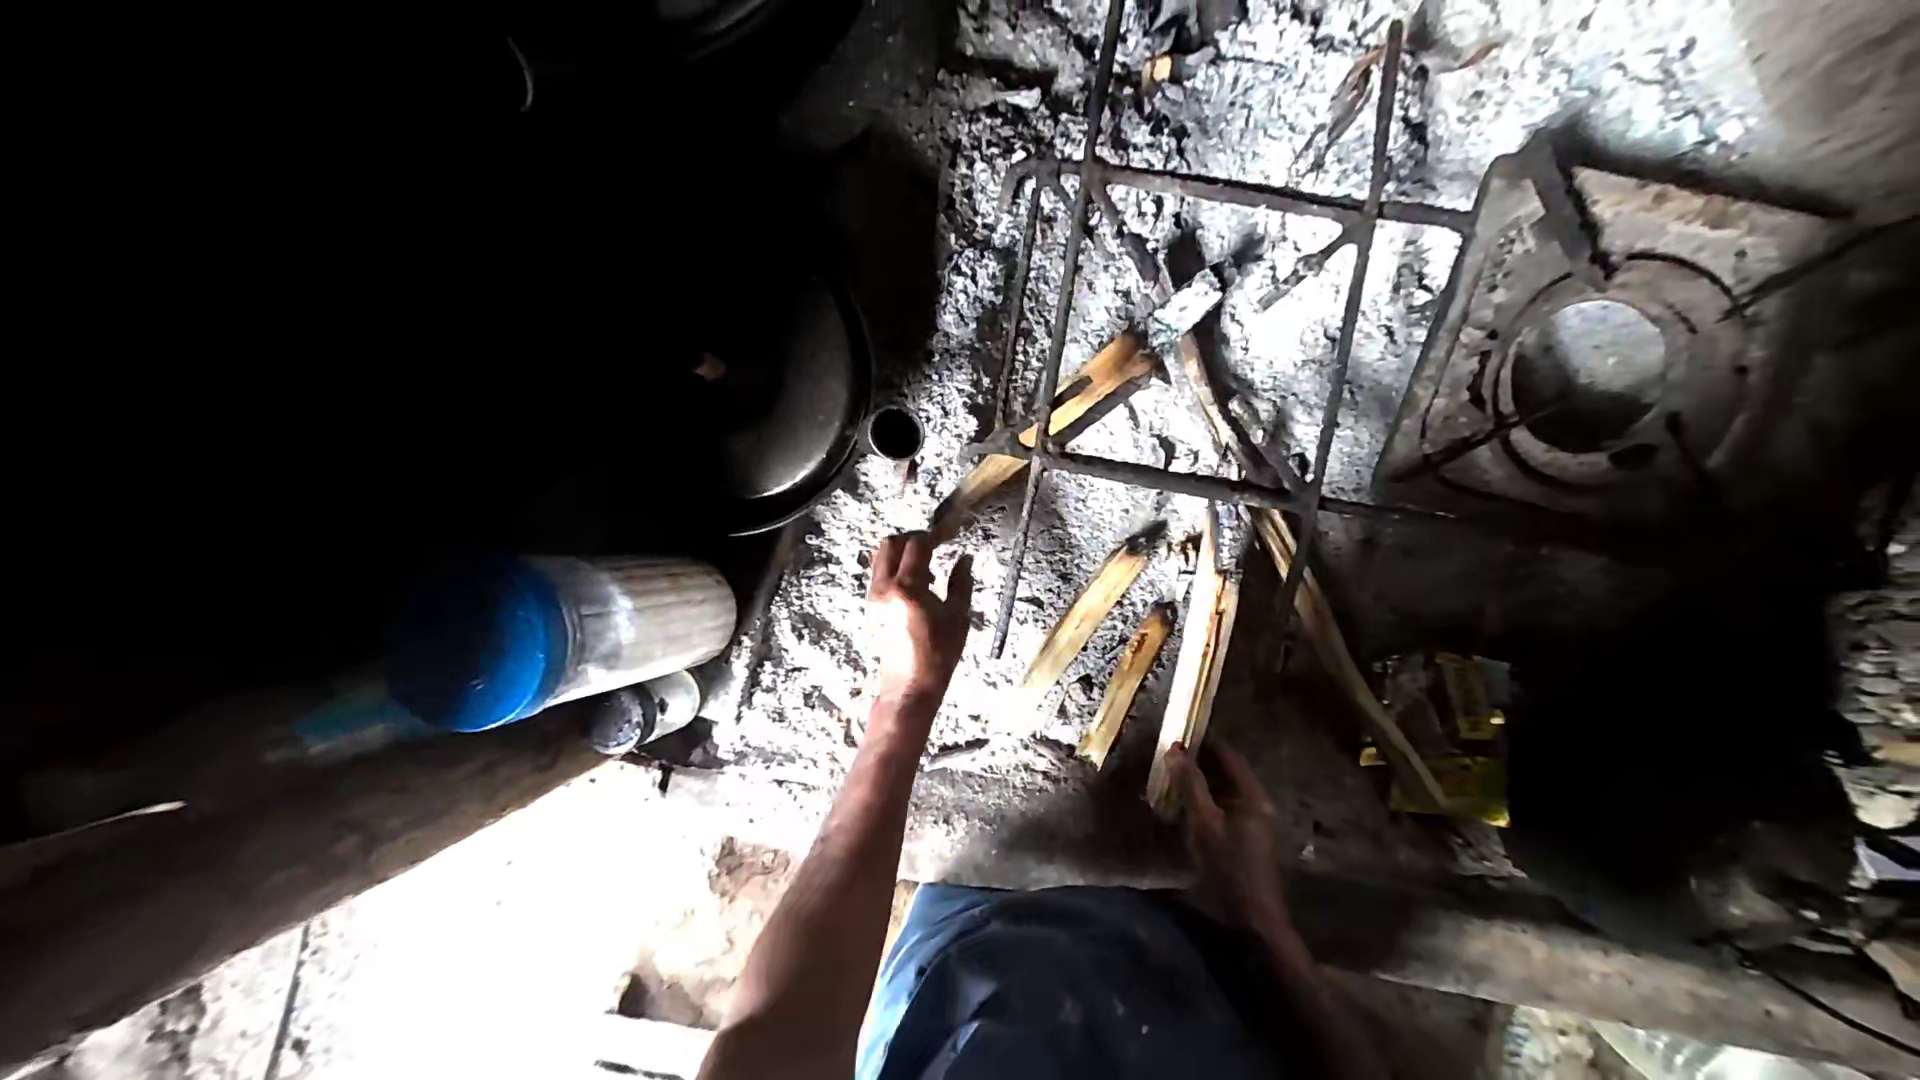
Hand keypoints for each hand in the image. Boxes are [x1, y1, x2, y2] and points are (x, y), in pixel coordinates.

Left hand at [866, 533, 972, 698]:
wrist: (909, 685)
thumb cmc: (938, 654)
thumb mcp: (958, 617)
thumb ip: (961, 582)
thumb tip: (965, 557)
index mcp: (907, 589)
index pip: (917, 545)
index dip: (936, 534)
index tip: (952, 533)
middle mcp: (884, 588)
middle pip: (891, 543)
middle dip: (914, 538)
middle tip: (937, 545)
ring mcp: (873, 597)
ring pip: (881, 557)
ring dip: (903, 552)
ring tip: (927, 568)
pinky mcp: (870, 606)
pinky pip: (879, 574)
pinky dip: (895, 568)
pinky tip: (916, 585)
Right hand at [1171, 740, 1289, 929]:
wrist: (1253, 921)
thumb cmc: (1228, 867)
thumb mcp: (1203, 823)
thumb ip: (1190, 784)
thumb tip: (1175, 748)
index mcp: (1252, 795)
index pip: (1227, 754)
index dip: (1202, 741)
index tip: (1175, 732)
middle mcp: (1257, 802)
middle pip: (1226, 770)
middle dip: (1197, 760)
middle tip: (1166, 753)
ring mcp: (1254, 820)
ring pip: (1223, 788)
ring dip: (1199, 780)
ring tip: (1169, 774)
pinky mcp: (1246, 836)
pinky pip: (1224, 805)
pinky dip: (1204, 798)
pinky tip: (1183, 803)